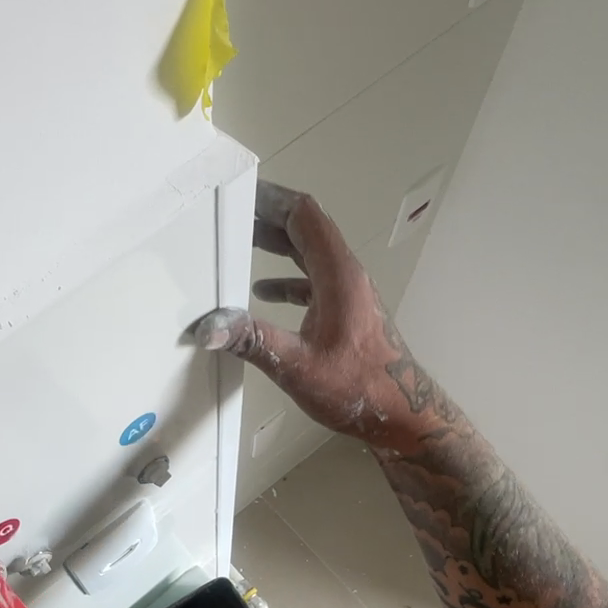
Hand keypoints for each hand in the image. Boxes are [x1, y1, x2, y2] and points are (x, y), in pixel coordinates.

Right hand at [192, 181, 442, 449]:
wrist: (401, 415)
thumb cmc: (357, 388)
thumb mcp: (298, 366)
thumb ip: (252, 341)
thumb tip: (207, 327)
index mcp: (338, 275)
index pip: (305, 216)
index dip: (272, 199)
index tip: (238, 193)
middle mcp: (345, 275)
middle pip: (305, 229)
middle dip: (268, 217)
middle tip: (229, 213)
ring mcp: (348, 293)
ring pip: (309, 254)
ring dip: (277, 244)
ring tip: (239, 242)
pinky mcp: (345, 312)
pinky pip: (312, 281)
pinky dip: (287, 279)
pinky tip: (263, 292)